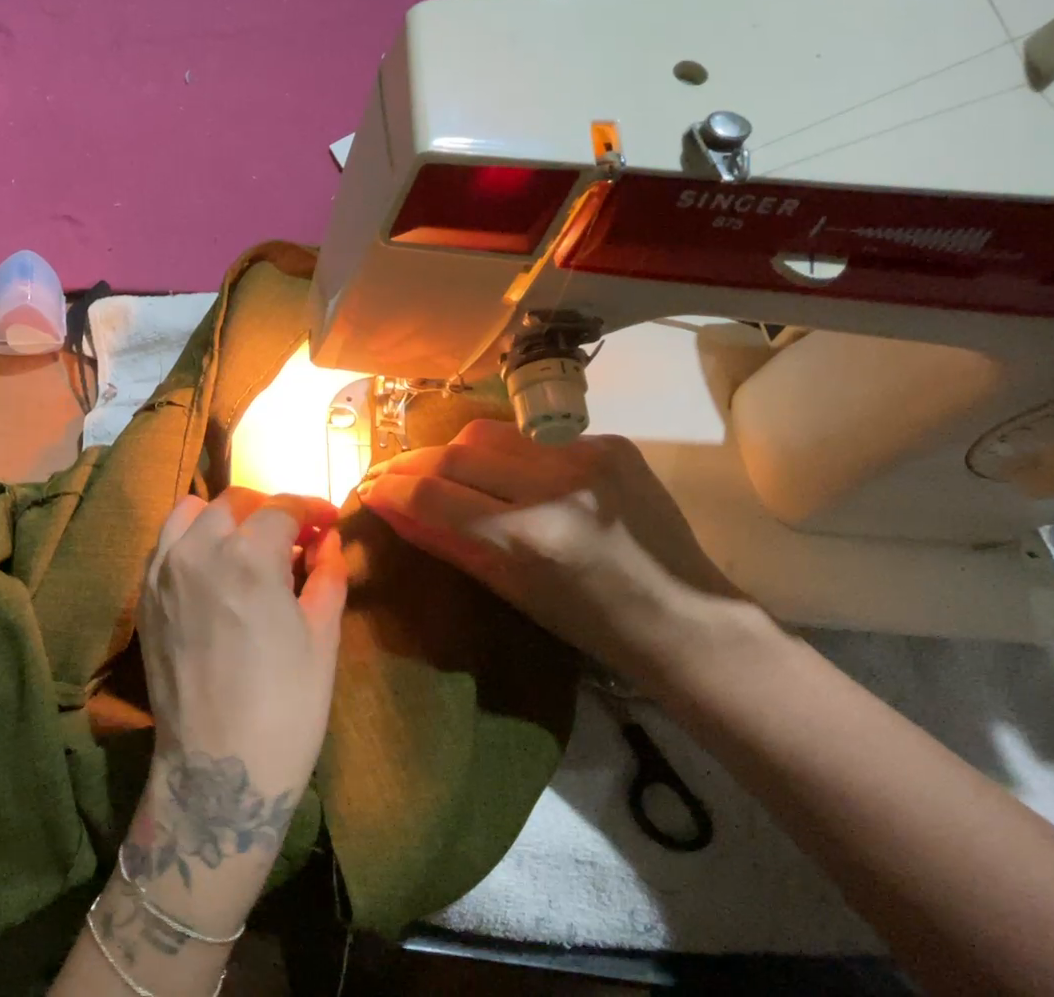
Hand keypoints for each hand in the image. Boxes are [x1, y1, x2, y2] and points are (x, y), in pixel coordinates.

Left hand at [139, 488, 347, 798]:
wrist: (217, 765)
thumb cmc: (285, 708)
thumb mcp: (321, 639)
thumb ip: (326, 577)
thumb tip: (327, 541)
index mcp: (249, 556)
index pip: (281, 507)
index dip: (311, 509)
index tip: (328, 521)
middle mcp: (197, 550)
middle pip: (232, 502)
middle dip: (267, 509)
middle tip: (293, 536)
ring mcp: (162, 572)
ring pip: (188, 514)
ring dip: (222, 517)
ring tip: (246, 544)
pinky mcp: (144, 597)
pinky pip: (164, 545)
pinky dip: (190, 539)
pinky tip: (212, 566)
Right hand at [357, 419, 748, 682]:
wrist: (684, 613)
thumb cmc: (587, 620)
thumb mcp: (506, 586)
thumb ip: (444, 540)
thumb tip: (391, 509)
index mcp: (528, 536)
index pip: (433, 494)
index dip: (390, 489)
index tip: (368, 488)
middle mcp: (556, 485)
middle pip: (454, 453)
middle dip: (412, 463)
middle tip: (390, 475)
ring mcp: (587, 458)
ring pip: (489, 433)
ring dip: (455, 452)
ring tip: (442, 471)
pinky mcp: (610, 443)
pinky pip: (533, 438)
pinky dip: (507, 454)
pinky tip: (508, 476)